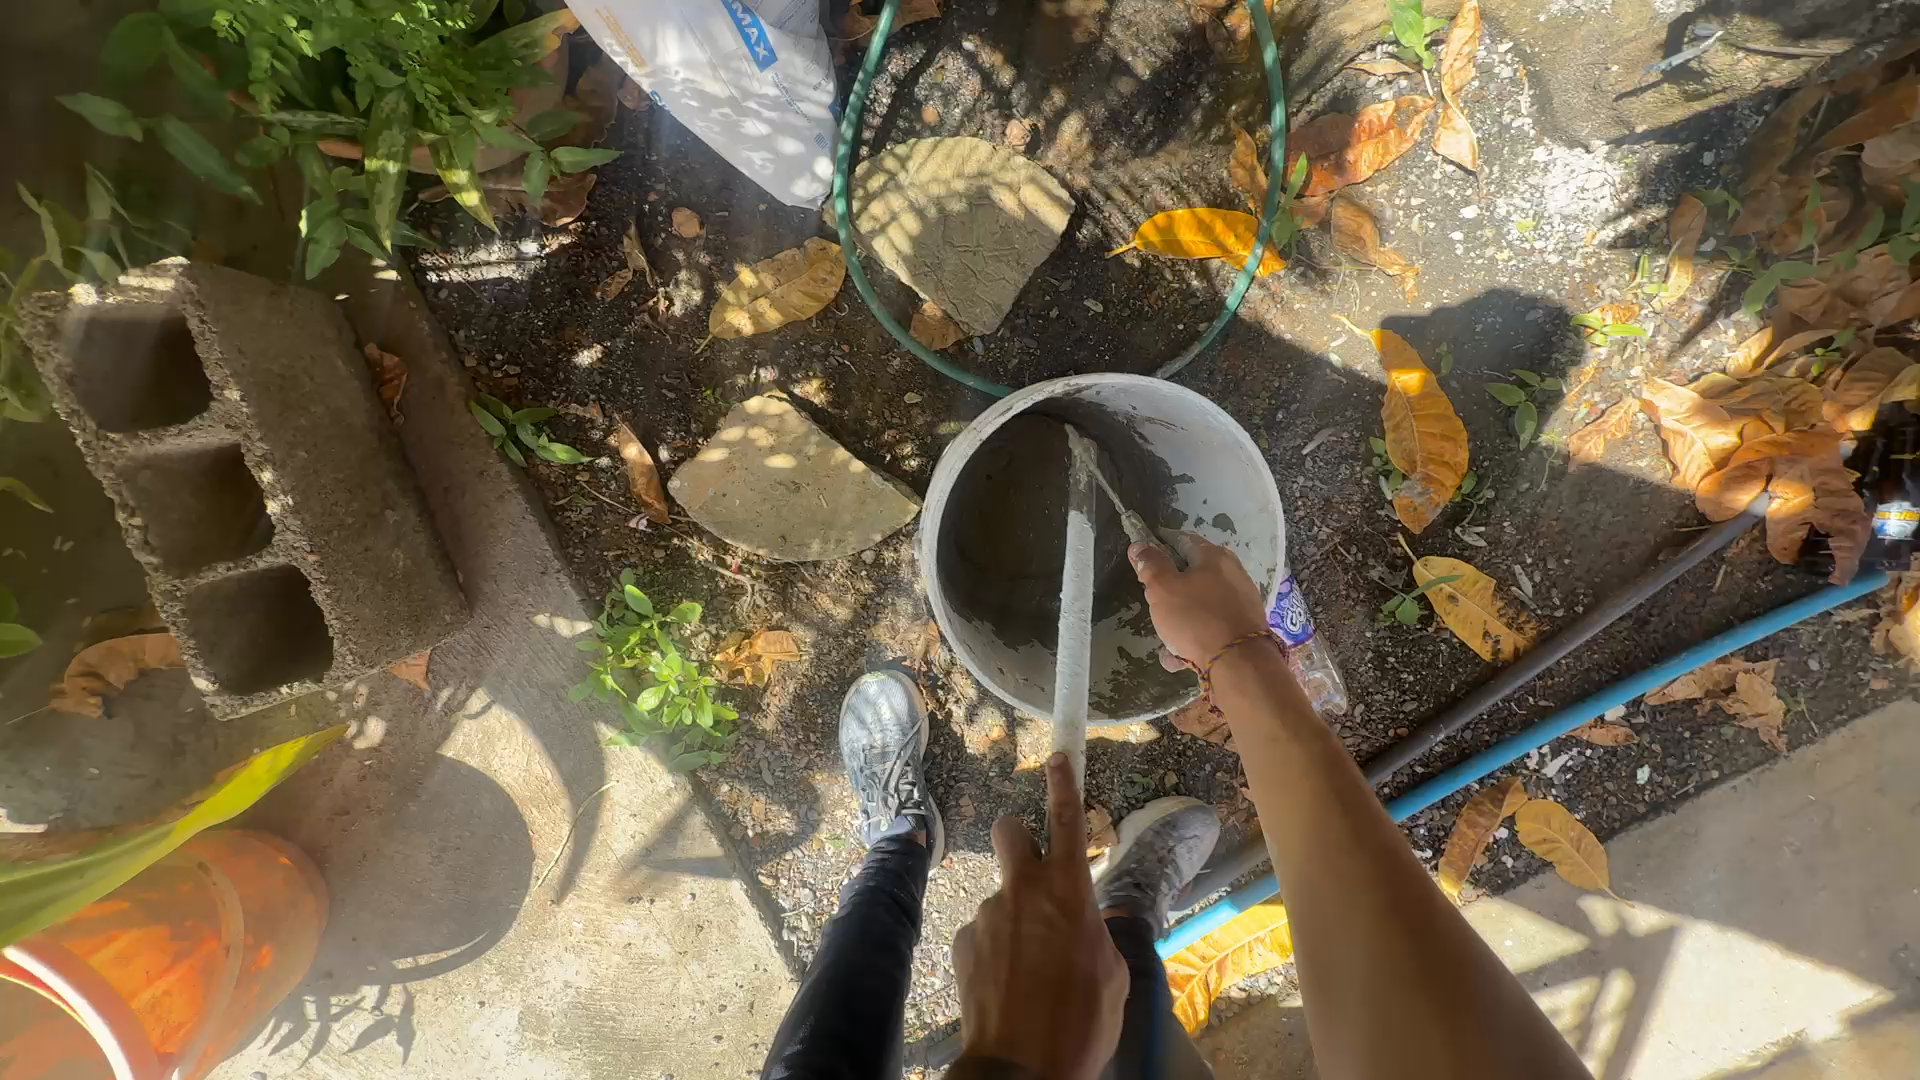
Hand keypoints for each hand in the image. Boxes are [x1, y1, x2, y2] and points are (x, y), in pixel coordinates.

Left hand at [952, 754, 1127, 1079]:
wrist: (1022, 1069)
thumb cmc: (1082, 1021)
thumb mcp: (1112, 975)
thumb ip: (1096, 934)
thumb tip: (1085, 925)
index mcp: (1068, 891)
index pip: (1066, 819)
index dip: (1062, 783)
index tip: (1057, 757)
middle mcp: (1022, 889)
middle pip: (1009, 828)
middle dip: (1018, 836)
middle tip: (1031, 871)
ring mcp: (987, 912)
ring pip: (999, 894)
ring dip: (1012, 917)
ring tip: (1026, 969)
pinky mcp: (963, 939)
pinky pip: (983, 930)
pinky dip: (994, 948)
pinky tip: (1004, 983)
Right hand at [1129, 534, 1268, 666]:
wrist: (1239, 664)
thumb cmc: (1195, 619)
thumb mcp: (1162, 588)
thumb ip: (1150, 564)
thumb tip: (1140, 545)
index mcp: (1213, 556)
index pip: (1180, 539)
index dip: (1158, 547)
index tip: (1141, 561)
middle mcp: (1232, 572)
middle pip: (1191, 573)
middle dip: (1169, 588)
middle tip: (1152, 603)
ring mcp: (1242, 600)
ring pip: (1200, 602)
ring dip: (1180, 617)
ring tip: (1166, 639)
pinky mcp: (1245, 625)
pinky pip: (1212, 624)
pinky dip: (1196, 634)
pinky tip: (1182, 655)